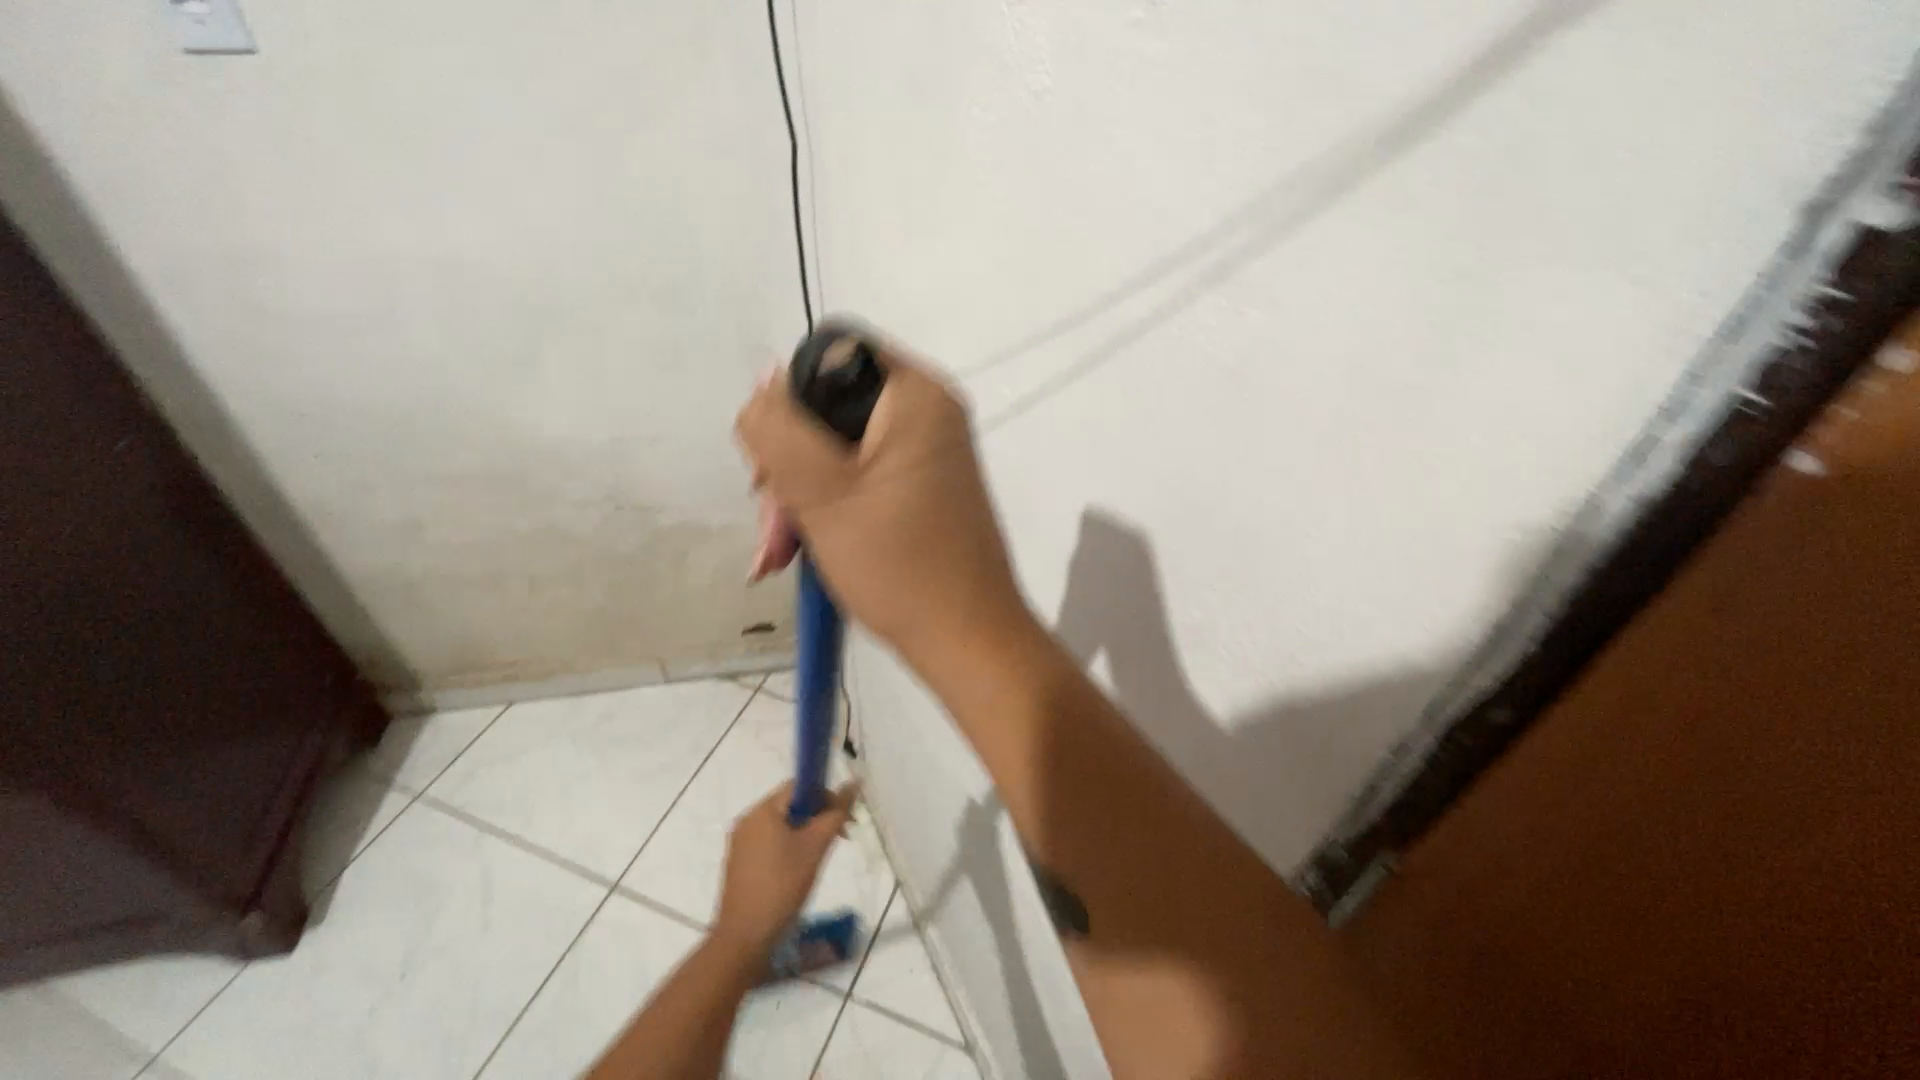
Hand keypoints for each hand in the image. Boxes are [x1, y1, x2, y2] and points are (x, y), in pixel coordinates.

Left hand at [712, 780, 859, 957]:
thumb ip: (835, 813)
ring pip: (781, 826)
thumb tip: (853, 783)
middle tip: (839, 839)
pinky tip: (798, 872)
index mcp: (761, 811)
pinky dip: (789, 848)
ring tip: (819, 858)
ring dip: (805, 834)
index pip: (798, 786)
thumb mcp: (815, 847)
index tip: (844, 819)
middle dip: (817, 817)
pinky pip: (769, 844)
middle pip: (790, 805)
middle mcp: (746, 821)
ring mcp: (740, 844)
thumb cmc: (782, 886)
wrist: (745, 938)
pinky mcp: (739, 864)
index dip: (825, 796)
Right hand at [735, 336, 1030, 666]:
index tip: (770, 465)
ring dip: (797, 502)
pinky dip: (826, 513)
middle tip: (772, 529)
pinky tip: (798, 555)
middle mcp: (925, 413)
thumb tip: (763, 382)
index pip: (826, 359)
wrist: (967, 641)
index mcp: (915, 394)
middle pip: (825, 413)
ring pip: (833, 454)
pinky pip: (857, 482)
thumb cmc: (898, 564)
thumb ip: (778, 428)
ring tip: (777, 558)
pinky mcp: (920, 490)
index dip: (786, 406)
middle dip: (786, 471)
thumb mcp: (821, 491)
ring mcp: (925, 454)